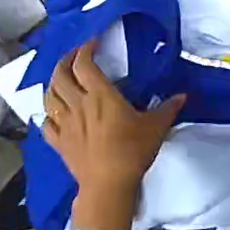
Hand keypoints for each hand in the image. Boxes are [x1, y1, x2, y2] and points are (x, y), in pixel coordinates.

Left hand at [44, 41, 185, 229]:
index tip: (93, 43)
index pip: (84, 63)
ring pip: (49, 95)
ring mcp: (64, 124)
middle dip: (65, 60)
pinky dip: (47, 114)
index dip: (85, 49)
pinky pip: (46, 123)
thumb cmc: (132, 151)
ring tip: (61, 79)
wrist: (108, 185)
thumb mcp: (156, 127)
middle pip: (60, 74)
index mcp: (100, 94)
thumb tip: (183, 96)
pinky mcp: (58, 142)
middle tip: (74, 56)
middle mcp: (78, 104)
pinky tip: (53, 113)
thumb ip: (168, 108)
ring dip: (53, 83)